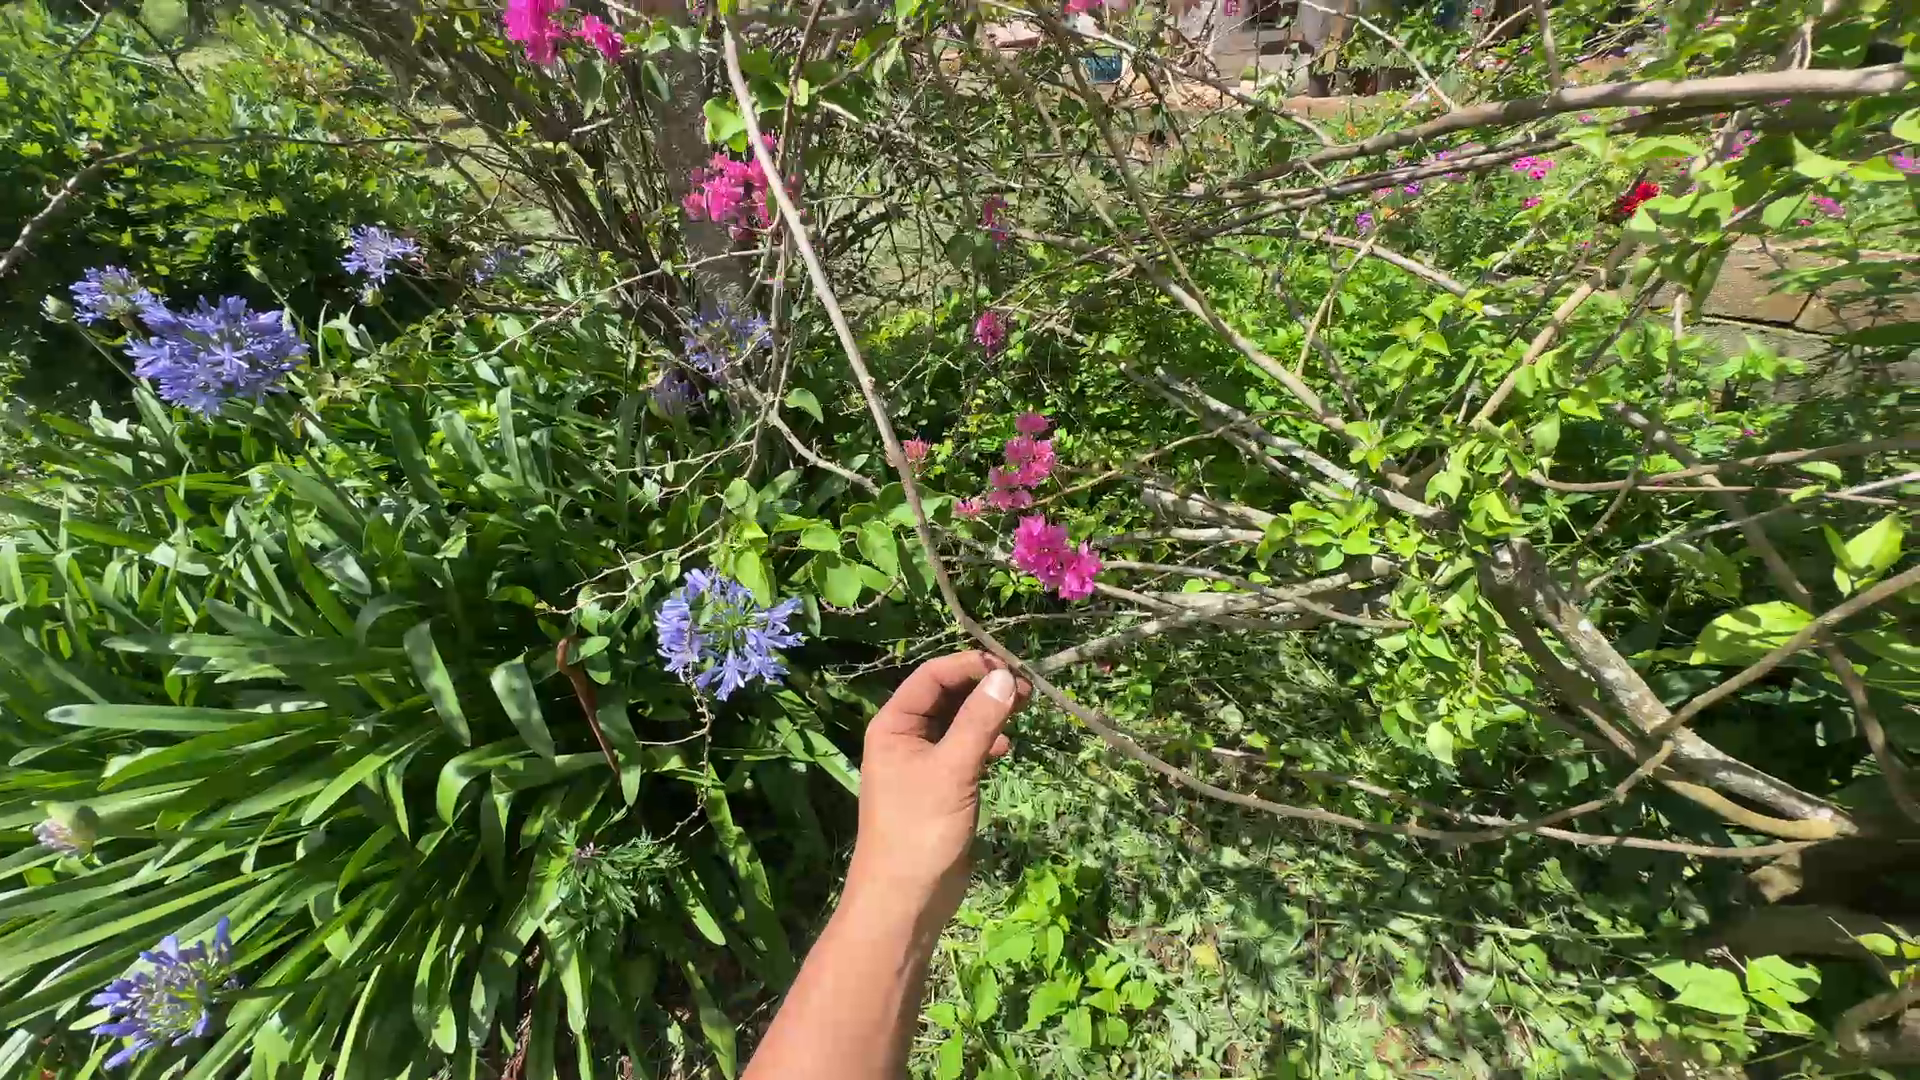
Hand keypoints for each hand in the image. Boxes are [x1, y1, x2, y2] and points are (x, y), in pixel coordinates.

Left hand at [847, 652, 1030, 926]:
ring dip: (988, 712)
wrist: (905, 901)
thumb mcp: (953, 770)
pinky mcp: (941, 783)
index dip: (970, 665)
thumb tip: (1005, 676)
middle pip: (948, 695)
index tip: (1010, 666)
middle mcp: (905, 736)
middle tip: (1026, 689)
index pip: (932, 676)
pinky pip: (965, 748)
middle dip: (983, 687)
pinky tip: (1005, 748)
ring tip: (1023, 710)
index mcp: (894, 724)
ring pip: (959, 721)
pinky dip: (986, 741)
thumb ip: (979, 721)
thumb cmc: (919, 830)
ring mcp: (923, 760)